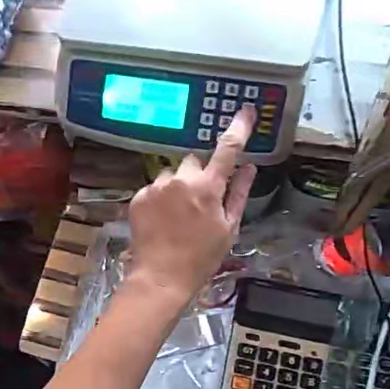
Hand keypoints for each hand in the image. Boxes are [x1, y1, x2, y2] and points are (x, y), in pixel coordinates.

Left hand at [126, 106, 256, 304]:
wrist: (161, 276)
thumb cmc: (201, 257)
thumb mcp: (228, 229)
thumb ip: (238, 194)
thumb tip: (250, 168)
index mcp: (208, 187)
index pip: (228, 149)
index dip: (239, 128)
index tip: (247, 111)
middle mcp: (181, 180)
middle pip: (194, 161)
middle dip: (199, 174)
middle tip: (201, 202)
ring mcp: (157, 187)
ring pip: (172, 174)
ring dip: (178, 187)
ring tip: (178, 216)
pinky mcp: (139, 196)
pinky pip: (155, 188)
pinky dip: (160, 199)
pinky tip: (162, 221)